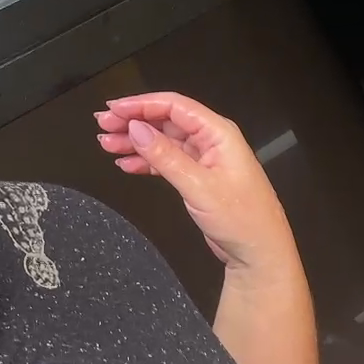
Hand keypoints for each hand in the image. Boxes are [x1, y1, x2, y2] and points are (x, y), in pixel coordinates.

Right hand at [95, 93, 299, 278]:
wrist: (261, 259)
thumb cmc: (239, 219)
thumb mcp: (198, 186)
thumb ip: (164, 155)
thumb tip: (134, 127)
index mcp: (217, 132)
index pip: (173, 106)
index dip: (141, 104)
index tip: (113, 108)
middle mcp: (210, 139)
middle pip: (165, 120)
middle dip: (133, 121)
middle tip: (102, 125)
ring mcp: (203, 158)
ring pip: (163, 140)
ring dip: (135, 141)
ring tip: (106, 144)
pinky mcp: (198, 177)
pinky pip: (167, 160)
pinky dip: (146, 161)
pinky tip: (125, 164)